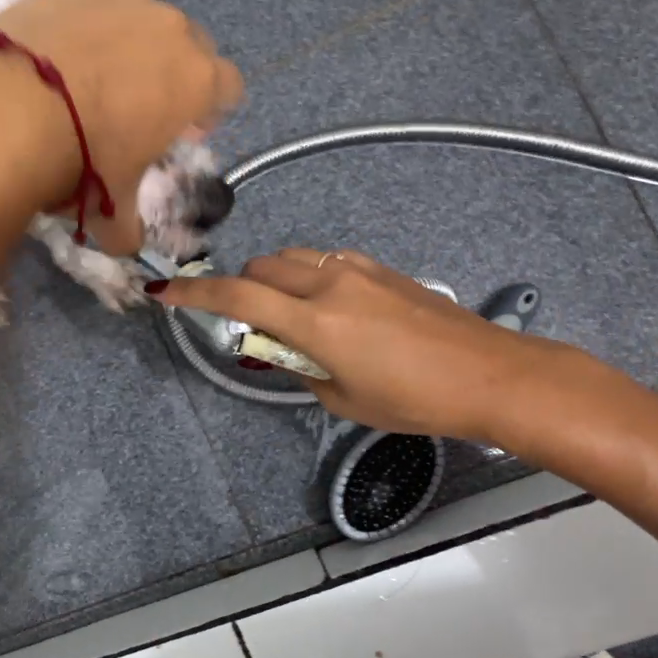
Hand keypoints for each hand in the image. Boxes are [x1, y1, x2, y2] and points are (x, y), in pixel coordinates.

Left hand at [0, 0, 242, 253]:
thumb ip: (129, 226)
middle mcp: (171, 27)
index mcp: (198, 80)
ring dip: (123, 44)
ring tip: (80, 78)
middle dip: (169, 73)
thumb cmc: (79, 163)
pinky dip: (78, 22)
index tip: (182, 131)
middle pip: (187, 46)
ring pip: (137, 19)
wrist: (7, 111)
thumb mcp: (110, 208)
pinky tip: (48, 51)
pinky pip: (90, 0)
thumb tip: (127, 242)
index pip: (229, 89)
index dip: (208, 111)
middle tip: (132, 107)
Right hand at [153, 249, 586, 440]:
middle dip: (240, 285)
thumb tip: (283, 352)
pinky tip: (326, 304)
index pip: (239, 297)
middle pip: (262, 266)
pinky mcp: (383, 269)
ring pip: (293, 257)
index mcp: (315, 322)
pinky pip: (326, 260)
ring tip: (285, 312)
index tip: (165, 293)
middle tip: (245, 320)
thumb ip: (301, 370)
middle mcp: (331, 284)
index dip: (196, 294)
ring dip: (273, 276)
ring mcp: (359, 270)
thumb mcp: (345, 400)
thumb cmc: (415, 401)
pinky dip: (307, 274)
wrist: (493, 375)